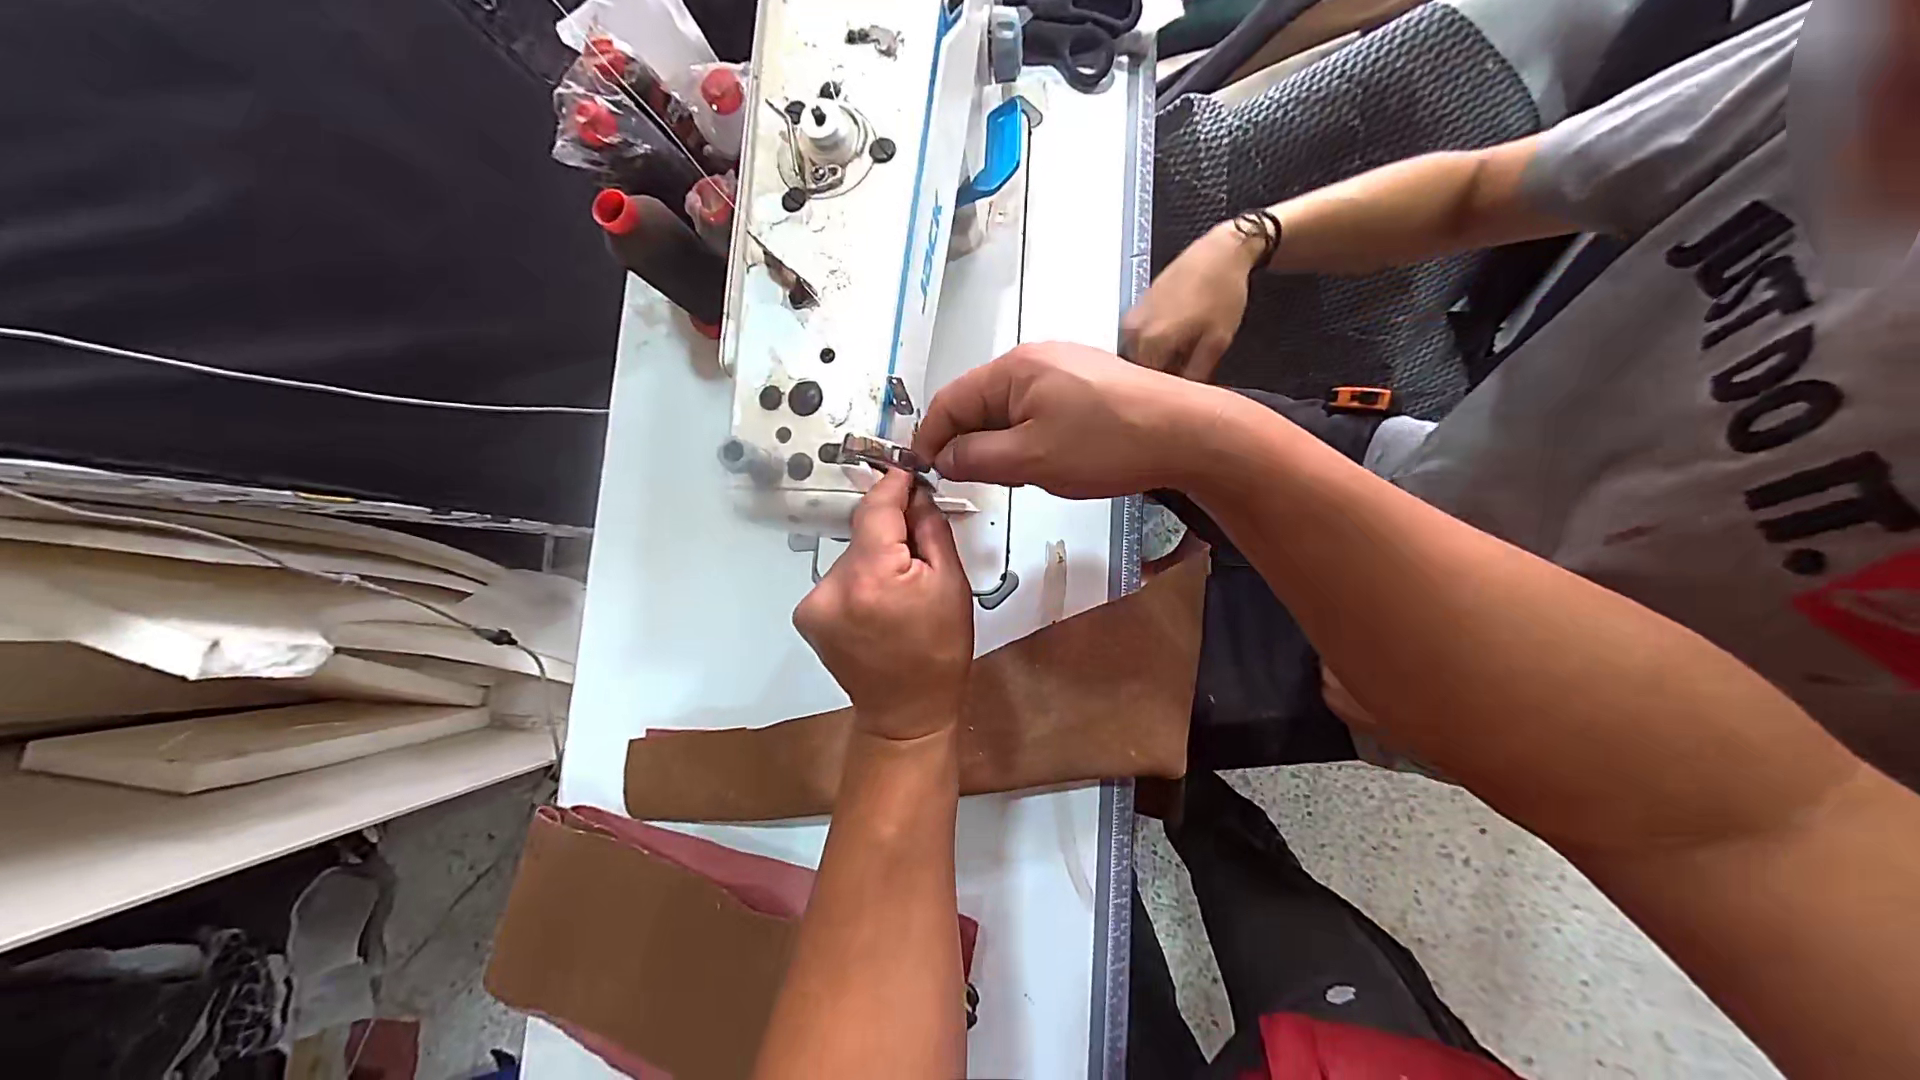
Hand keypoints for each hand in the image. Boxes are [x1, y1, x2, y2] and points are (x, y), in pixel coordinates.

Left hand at [793, 470, 973, 740]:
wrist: (906, 711)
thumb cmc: (938, 652)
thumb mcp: (952, 584)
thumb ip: (930, 529)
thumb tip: (916, 494)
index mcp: (872, 577)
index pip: (876, 508)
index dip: (893, 487)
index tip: (906, 473)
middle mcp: (832, 586)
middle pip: (863, 533)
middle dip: (891, 533)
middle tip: (918, 552)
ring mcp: (814, 602)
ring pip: (851, 555)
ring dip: (874, 557)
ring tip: (899, 590)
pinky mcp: (808, 614)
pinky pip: (839, 577)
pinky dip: (859, 578)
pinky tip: (878, 603)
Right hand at [913, 341, 1227, 498]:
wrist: (1187, 434)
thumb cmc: (1108, 443)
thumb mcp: (1030, 459)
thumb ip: (976, 458)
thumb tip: (944, 456)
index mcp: (1013, 368)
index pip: (949, 401)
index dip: (931, 438)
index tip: (925, 470)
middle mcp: (1034, 358)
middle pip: (978, 403)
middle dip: (969, 442)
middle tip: (974, 480)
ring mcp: (1063, 368)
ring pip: (1009, 409)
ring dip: (1000, 443)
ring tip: (1016, 473)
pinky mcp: (1085, 384)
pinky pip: (1037, 410)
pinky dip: (1027, 436)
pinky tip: (1045, 459)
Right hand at [1119, 222, 1261, 380]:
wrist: (1219, 251)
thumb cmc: (1222, 292)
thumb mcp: (1218, 339)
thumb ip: (1197, 373)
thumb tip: (1186, 395)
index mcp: (1152, 342)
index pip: (1148, 383)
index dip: (1164, 393)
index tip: (1179, 397)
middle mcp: (1135, 331)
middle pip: (1139, 370)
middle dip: (1156, 377)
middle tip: (1179, 381)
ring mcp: (1132, 319)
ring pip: (1135, 355)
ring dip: (1152, 362)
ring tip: (1176, 362)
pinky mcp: (1135, 308)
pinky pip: (1136, 339)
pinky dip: (1149, 346)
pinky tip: (1169, 345)